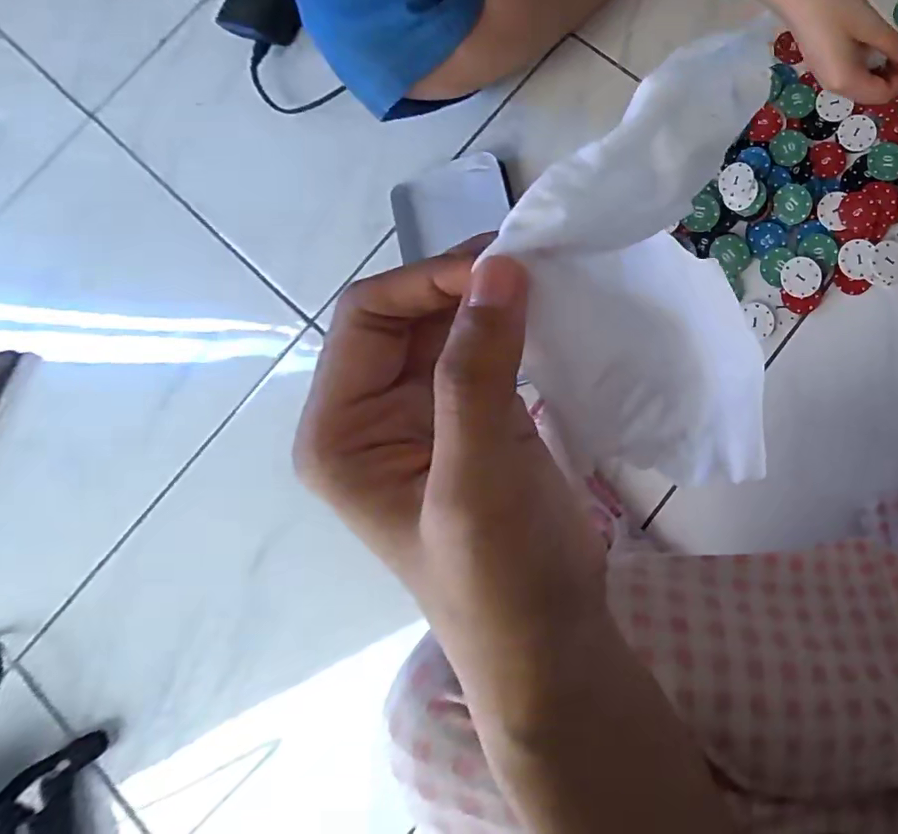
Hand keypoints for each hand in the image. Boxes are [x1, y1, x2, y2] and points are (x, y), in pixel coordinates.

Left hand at [295, 242, 605, 654]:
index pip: (370, 317)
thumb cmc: (499, 572)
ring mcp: (434, 415)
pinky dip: (520, 328)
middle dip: (466, 284)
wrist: (551, 632)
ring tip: (551, 282)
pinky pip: (491, 354)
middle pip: (410, 315)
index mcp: (343, 429)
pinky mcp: (482, 420)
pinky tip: (554, 318)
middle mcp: (378, 413)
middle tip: (537, 264)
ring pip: (455, 329)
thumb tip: (499, 267)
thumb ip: (477, 371)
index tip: (507, 268)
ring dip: (496, 302)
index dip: (431, 281)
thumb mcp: (476, 474)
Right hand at [779, 0, 897, 104]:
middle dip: (892, 76)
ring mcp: (825, 77)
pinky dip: (864, 64)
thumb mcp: (870, 25)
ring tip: (883, 42)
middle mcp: (834, 87)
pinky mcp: (820, 66)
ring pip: (861, 85)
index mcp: (847, 82)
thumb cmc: (831, 6)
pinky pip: (848, 75)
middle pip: (872, 94)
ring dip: (878, 70)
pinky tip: (864, 41)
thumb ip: (896, 46)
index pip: (884, 95)